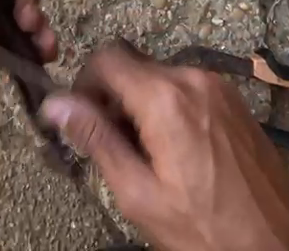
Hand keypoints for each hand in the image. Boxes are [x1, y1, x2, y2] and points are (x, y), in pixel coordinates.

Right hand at [41, 43, 288, 250]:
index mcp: (164, 97)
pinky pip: (186, 87)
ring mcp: (217, 85)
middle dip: (112, 97)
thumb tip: (54, 103)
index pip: (105, 58)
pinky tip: (177, 150)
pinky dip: (168, 106)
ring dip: (140, 103)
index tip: (81, 119)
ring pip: (158, 76)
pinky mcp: (235, 99)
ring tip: (146, 154)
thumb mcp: (140, 194)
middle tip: (113, 146)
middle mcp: (191, 77)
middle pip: (132, 66)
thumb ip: (96, 139)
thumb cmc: (205, 231)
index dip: (83, 83)